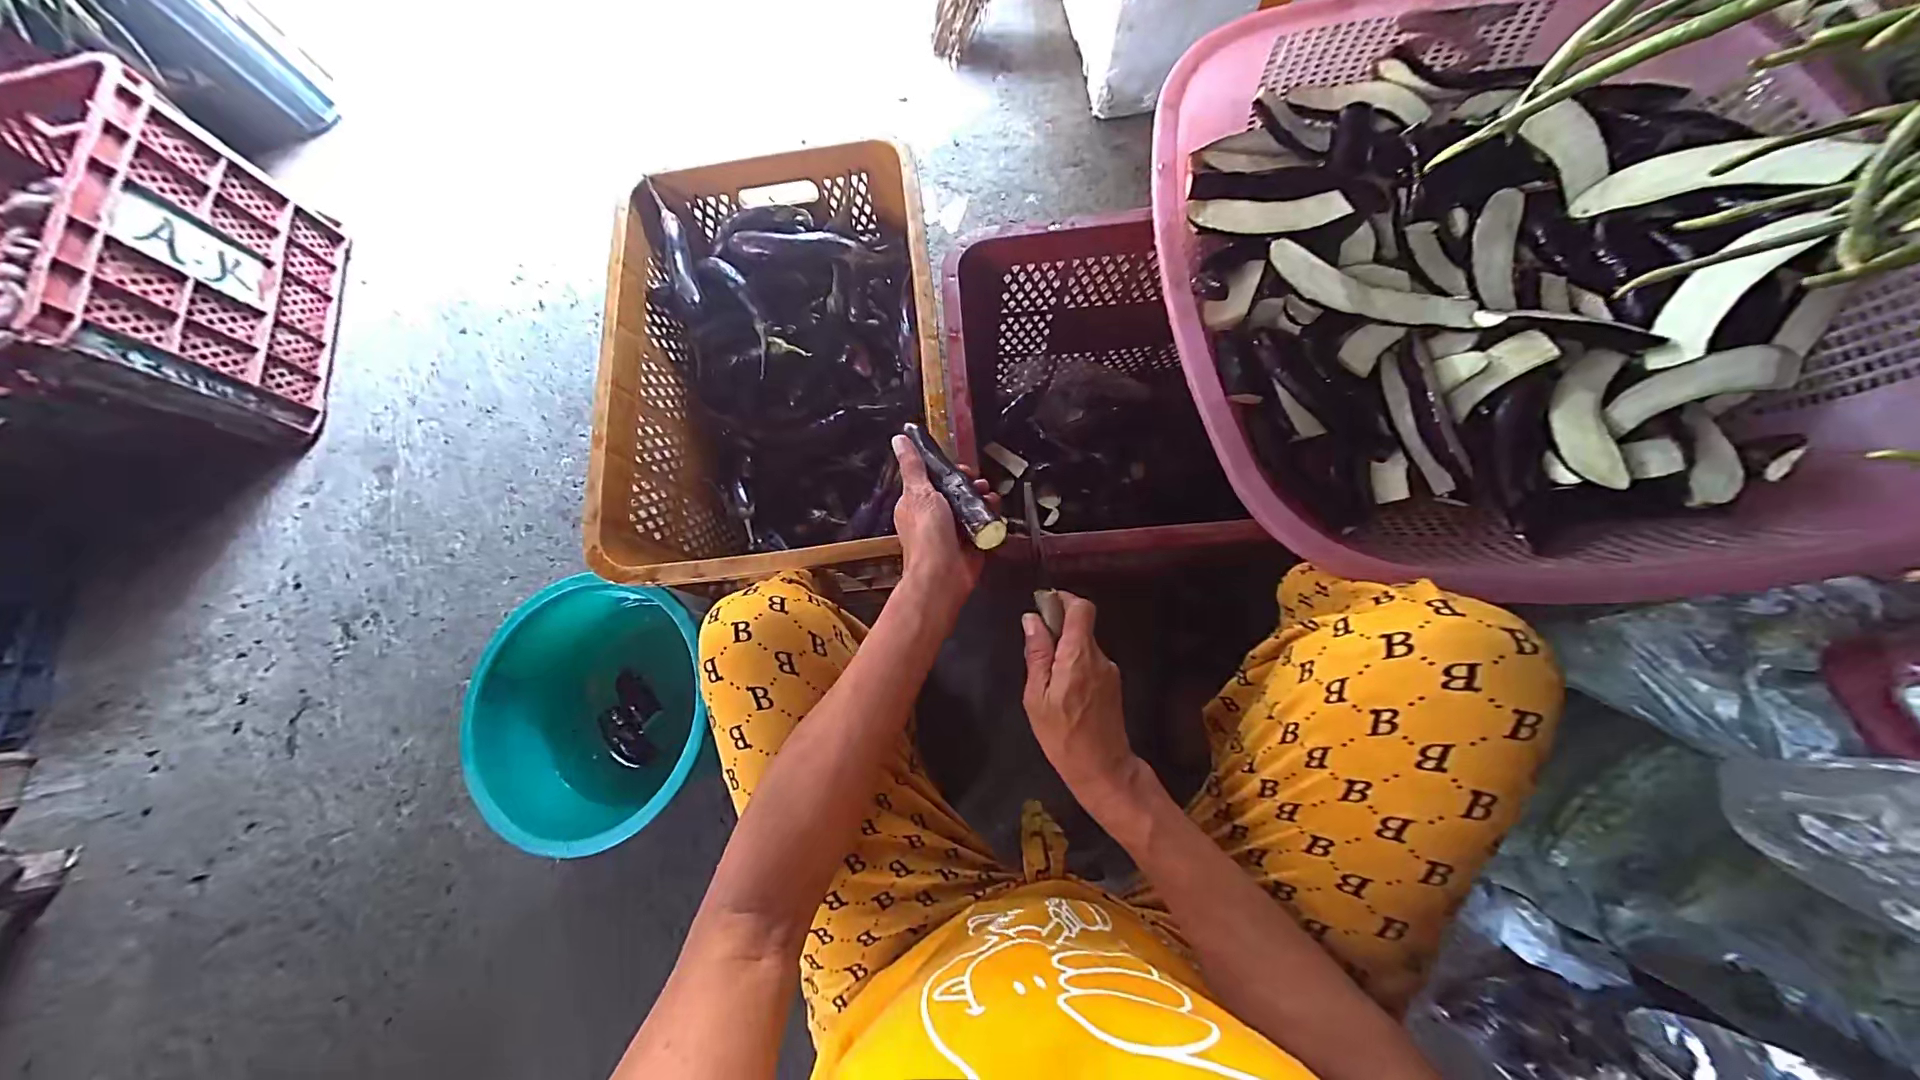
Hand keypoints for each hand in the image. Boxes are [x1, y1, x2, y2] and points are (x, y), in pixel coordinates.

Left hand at [890, 434, 995, 610]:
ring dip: (982, 499)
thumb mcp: (919, 492)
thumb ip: (913, 465)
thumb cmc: (927, 537)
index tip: (960, 469)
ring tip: (987, 496)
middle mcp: (934, 517)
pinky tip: (992, 513)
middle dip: (970, 484)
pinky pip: (983, 524)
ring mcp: (953, 531)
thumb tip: (900, 440)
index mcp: (916, 505)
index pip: (933, 480)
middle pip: (956, 492)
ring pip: (972, 507)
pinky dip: (990, 517)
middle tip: (976, 483)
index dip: (948, 472)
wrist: (944, 575)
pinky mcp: (971, 543)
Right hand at [1021, 592, 1137, 795]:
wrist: (1103, 769)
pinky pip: (1091, 663)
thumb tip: (1032, 619)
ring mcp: (1110, 671)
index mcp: (1078, 656)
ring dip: (1065, 651)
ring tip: (1047, 681)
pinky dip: (1075, 666)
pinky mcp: (1113, 684)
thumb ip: (1037, 655)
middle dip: (1058, 630)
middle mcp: (1099, 657)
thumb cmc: (1062, 736)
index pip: (1081, 608)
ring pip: (1084, 646)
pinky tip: (1063, 693)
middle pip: (1081, 626)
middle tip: (1036, 651)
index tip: (1044, 606)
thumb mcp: (1036, 697)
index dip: (1063, 600)